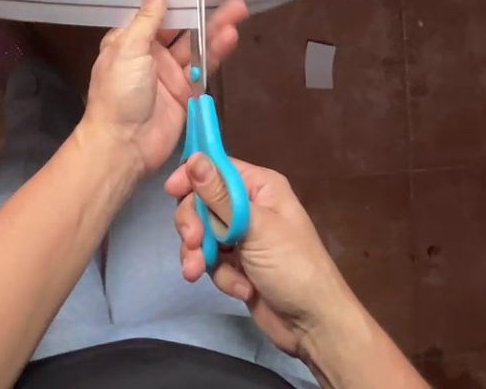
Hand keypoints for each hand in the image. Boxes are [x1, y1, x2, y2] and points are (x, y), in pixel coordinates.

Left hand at [76, 0, 245, 179]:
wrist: (123, 145)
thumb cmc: (118, 91)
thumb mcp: (129, 48)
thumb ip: (148, 18)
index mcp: (131, 39)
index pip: (157, 9)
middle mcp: (151, 52)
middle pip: (182, 25)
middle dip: (202, 8)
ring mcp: (170, 73)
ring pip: (197, 44)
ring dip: (216, 27)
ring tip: (238, 9)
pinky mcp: (186, 92)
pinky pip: (204, 67)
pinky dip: (216, 52)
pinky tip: (230, 37)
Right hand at [167, 155, 353, 356]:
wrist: (314, 327)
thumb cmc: (293, 267)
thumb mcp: (256, 228)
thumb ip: (221, 196)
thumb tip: (194, 158)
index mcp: (259, 186)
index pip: (216, 168)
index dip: (192, 175)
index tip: (171, 190)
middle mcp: (248, 206)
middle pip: (203, 201)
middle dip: (194, 224)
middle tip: (193, 242)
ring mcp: (242, 236)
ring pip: (203, 232)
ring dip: (200, 253)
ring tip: (199, 272)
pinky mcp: (236, 264)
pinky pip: (212, 259)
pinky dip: (221, 275)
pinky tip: (240, 289)